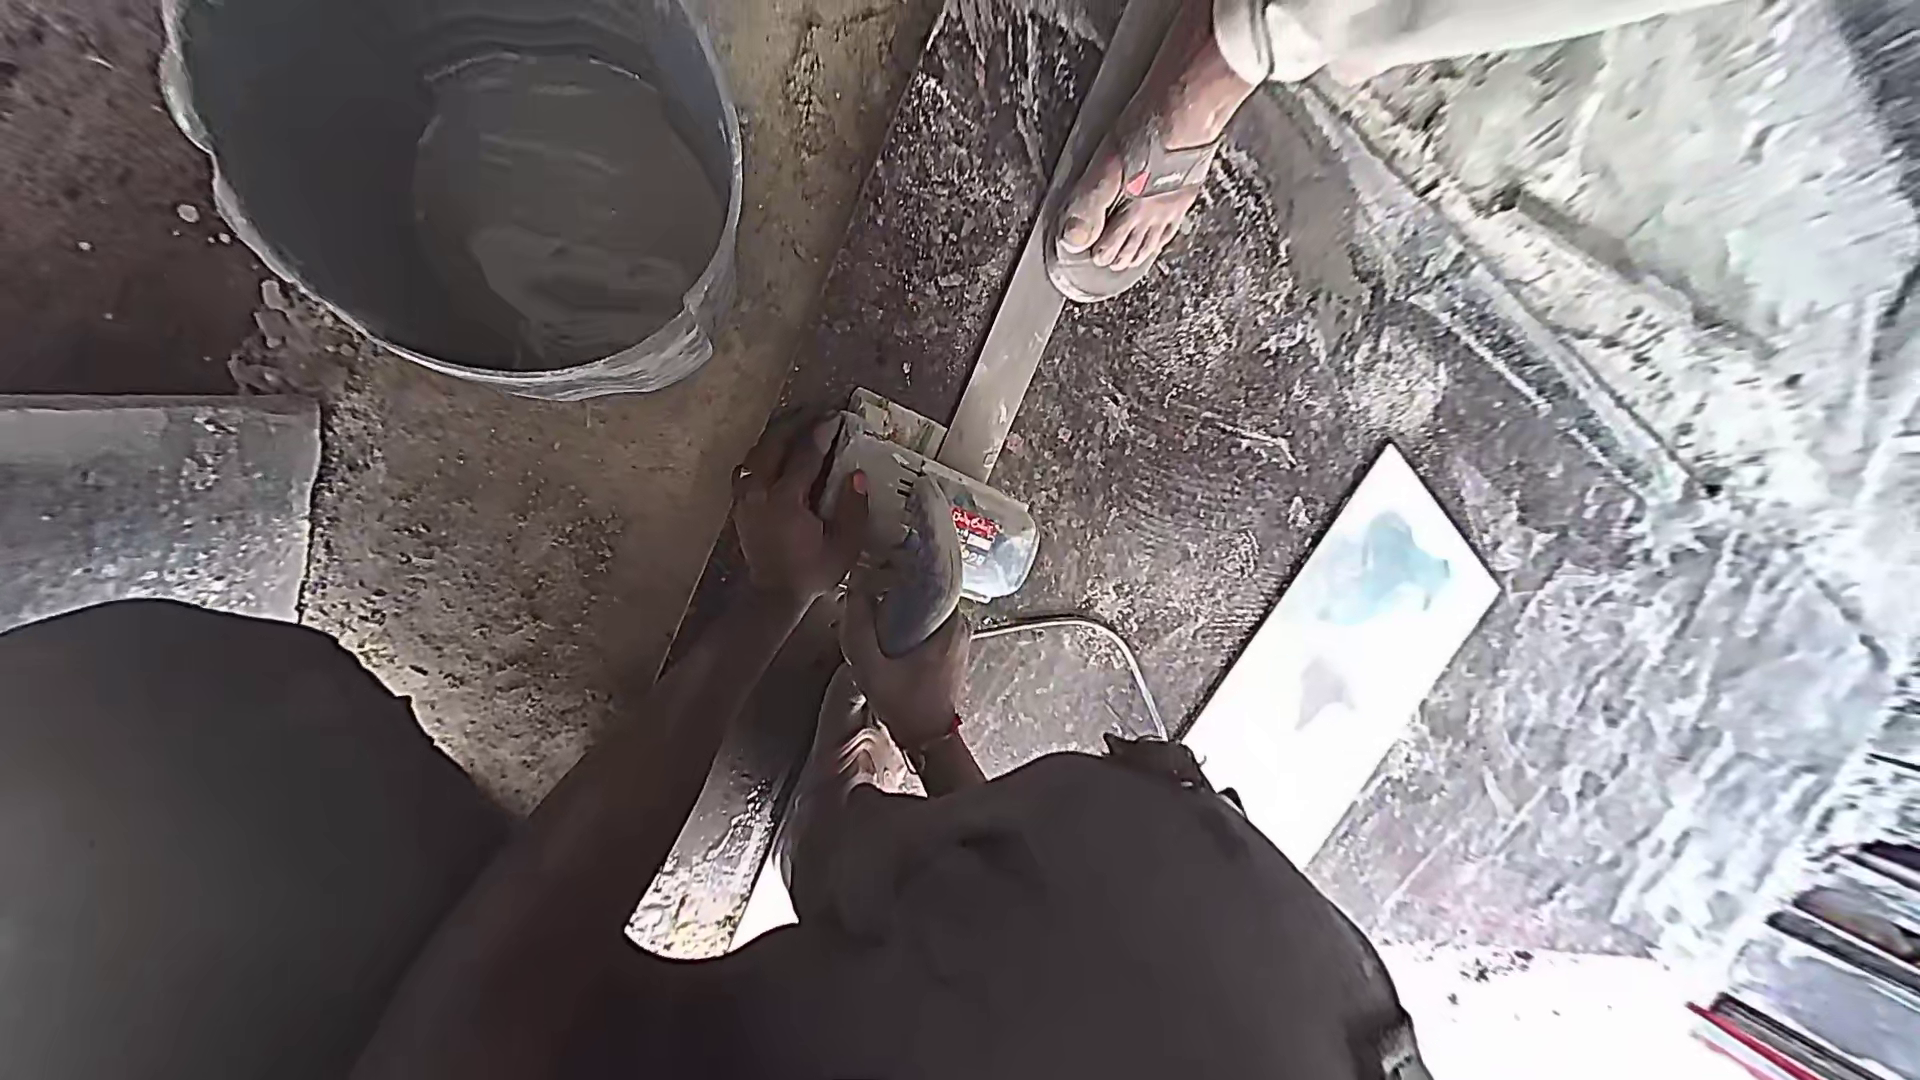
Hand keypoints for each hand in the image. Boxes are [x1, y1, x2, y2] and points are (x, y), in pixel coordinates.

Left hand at [733, 412, 867, 604]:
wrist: (775, 594)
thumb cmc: (814, 571)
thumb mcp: (844, 546)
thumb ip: (853, 509)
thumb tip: (857, 475)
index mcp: (786, 500)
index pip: (805, 454)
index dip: (822, 432)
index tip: (836, 417)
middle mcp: (760, 491)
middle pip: (775, 442)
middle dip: (797, 422)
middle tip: (818, 411)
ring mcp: (745, 496)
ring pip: (758, 450)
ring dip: (778, 433)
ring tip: (797, 423)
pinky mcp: (739, 503)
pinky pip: (747, 466)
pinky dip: (762, 452)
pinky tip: (774, 451)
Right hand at [839, 572, 970, 747]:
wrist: (927, 736)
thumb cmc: (904, 704)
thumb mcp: (871, 667)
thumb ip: (859, 628)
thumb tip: (854, 589)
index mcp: (949, 622)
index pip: (931, 575)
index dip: (905, 566)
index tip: (883, 562)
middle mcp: (960, 624)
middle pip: (929, 588)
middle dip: (902, 585)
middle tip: (875, 581)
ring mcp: (959, 635)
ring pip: (928, 604)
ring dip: (905, 603)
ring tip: (879, 601)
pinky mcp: (952, 646)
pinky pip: (931, 620)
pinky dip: (912, 618)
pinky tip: (891, 623)